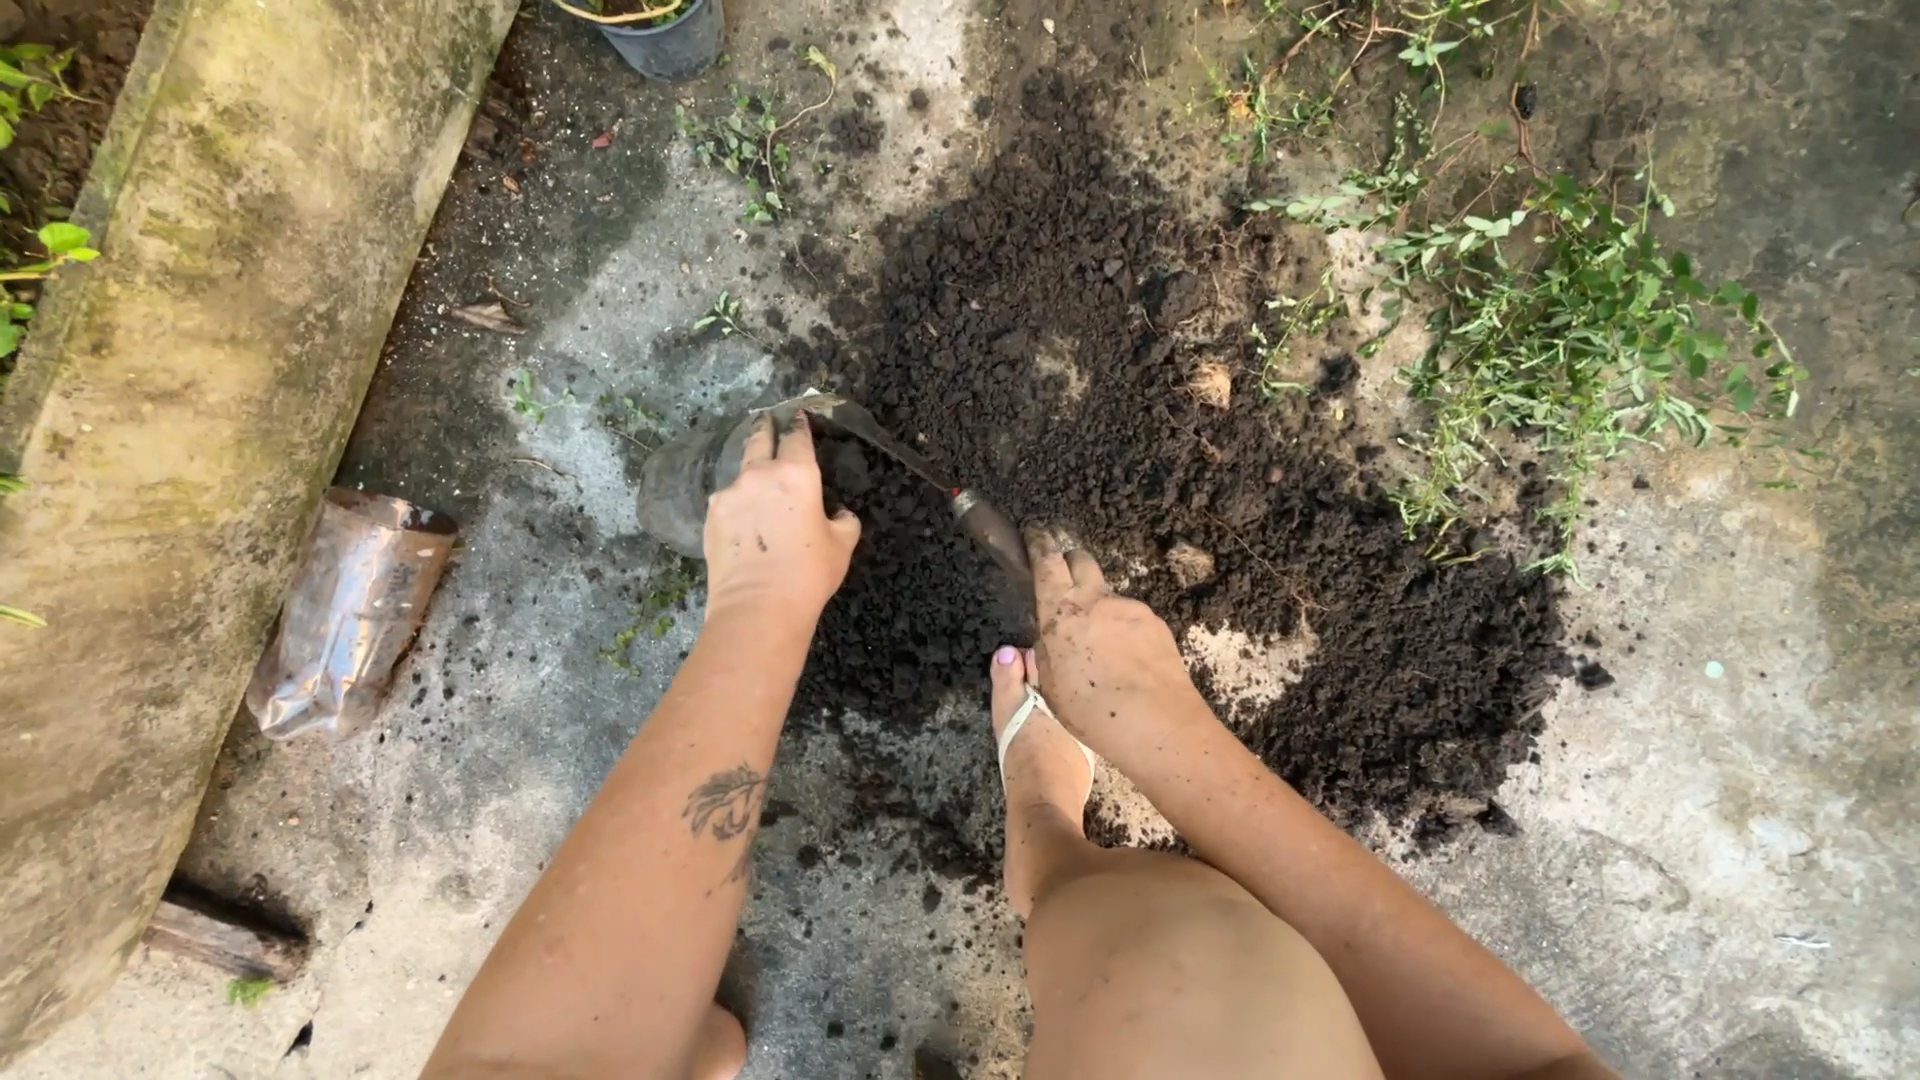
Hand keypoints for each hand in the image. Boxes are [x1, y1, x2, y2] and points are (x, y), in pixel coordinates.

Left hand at [703, 412, 860, 624]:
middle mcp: (760, 475)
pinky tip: (744, 520)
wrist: (758, 607)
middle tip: (765, 421)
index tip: (798, 417)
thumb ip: (844, 520)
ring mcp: (730, 494)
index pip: (797, 438)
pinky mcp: (711, 516)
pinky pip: (728, 500)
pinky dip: (738, 503)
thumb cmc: (809, 573)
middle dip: (764, 428)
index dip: (799, 425)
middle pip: (759, 440)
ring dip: (750, 473)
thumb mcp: (842, 545)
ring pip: (741, 473)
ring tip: (757, 485)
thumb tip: (838, 513)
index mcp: (797, 475)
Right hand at [1025, 530, 1216, 757]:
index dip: (1039, 542)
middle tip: (1064, 583)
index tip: (1035, 534)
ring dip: (1099, 606)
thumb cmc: (1092, 711)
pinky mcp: (1156, 622)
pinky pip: (1132, 617)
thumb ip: (1046, 649)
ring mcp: (1130, 608)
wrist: (1158, 724)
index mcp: (1061, 612)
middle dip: (1069, 562)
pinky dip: (1124, 629)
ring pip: (1108, 593)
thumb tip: (1049, 633)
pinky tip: (1126, 659)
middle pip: (1081, 558)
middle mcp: (1096, 599)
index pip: (1047, 559)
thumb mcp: (1049, 683)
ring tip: (1101, 645)